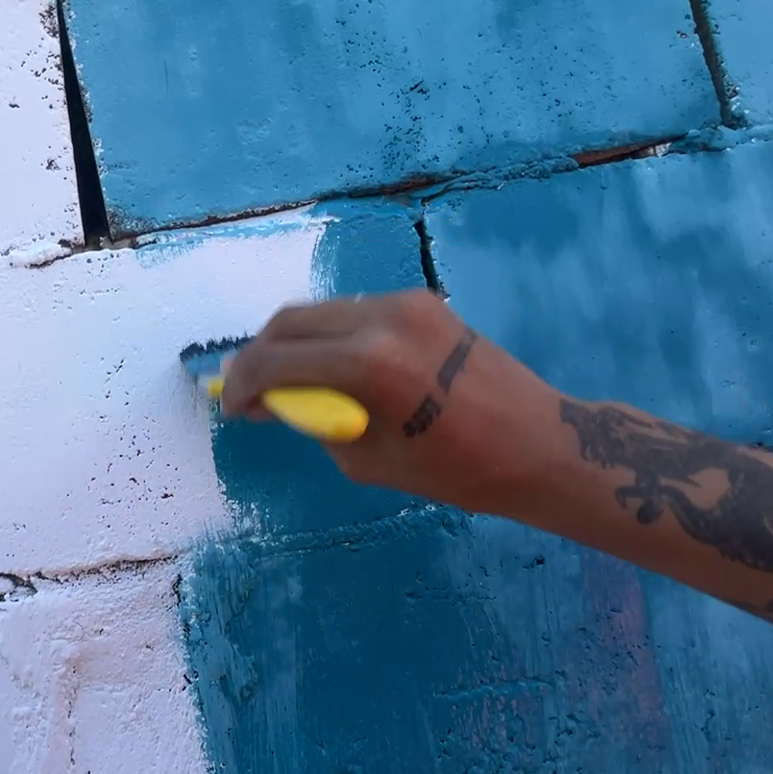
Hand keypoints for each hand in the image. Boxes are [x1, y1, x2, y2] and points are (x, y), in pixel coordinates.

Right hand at [218, 289, 568, 515]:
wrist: (540, 444)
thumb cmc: (456, 471)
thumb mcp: (365, 459)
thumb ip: (315, 420)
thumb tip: (278, 399)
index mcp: (368, 363)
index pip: (275, 359)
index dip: (242, 382)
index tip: (232, 405)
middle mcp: (381, 317)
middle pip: (289, 320)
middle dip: (259, 354)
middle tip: (250, 389)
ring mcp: (404, 302)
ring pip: (320, 311)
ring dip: (293, 342)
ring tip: (286, 378)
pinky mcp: (421, 301)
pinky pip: (353, 311)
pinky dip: (328, 335)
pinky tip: (329, 364)